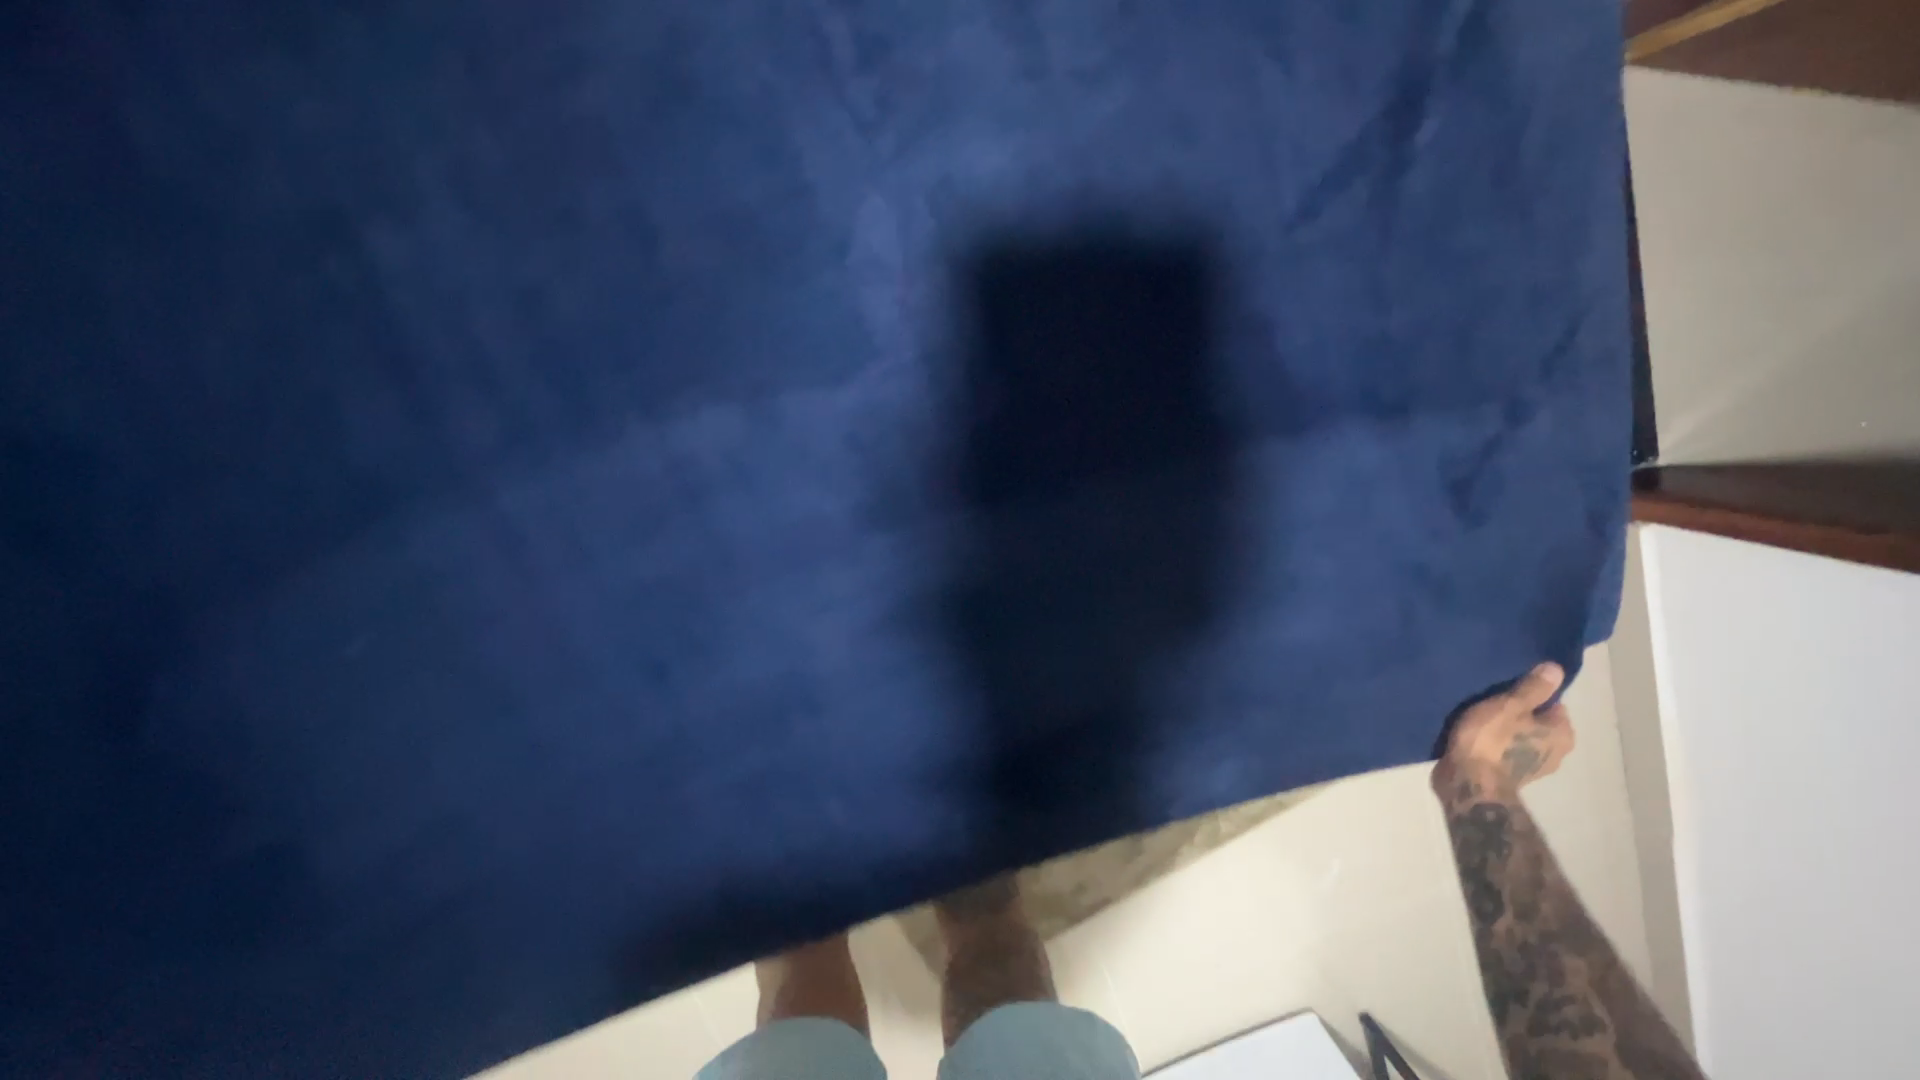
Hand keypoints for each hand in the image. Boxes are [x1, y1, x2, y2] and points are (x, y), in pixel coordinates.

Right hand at [1432, 662, 1573, 803]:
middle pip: (1535, 721)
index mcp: (1562, 734)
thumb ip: (1533, 688)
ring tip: (1476, 717)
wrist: (1468, 783)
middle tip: (1488, 701)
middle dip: (1515, 712)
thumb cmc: (1491, 740)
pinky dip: (1493, 743)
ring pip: (1519, 737)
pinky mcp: (1508, 776)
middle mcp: (1555, 752)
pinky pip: (1504, 750)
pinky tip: (1472, 736)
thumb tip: (1556, 669)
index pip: (1552, 704)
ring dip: (1502, 729)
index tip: (1504, 689)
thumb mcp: (1510, 706)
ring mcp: (1532, 767)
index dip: (1529, 694)